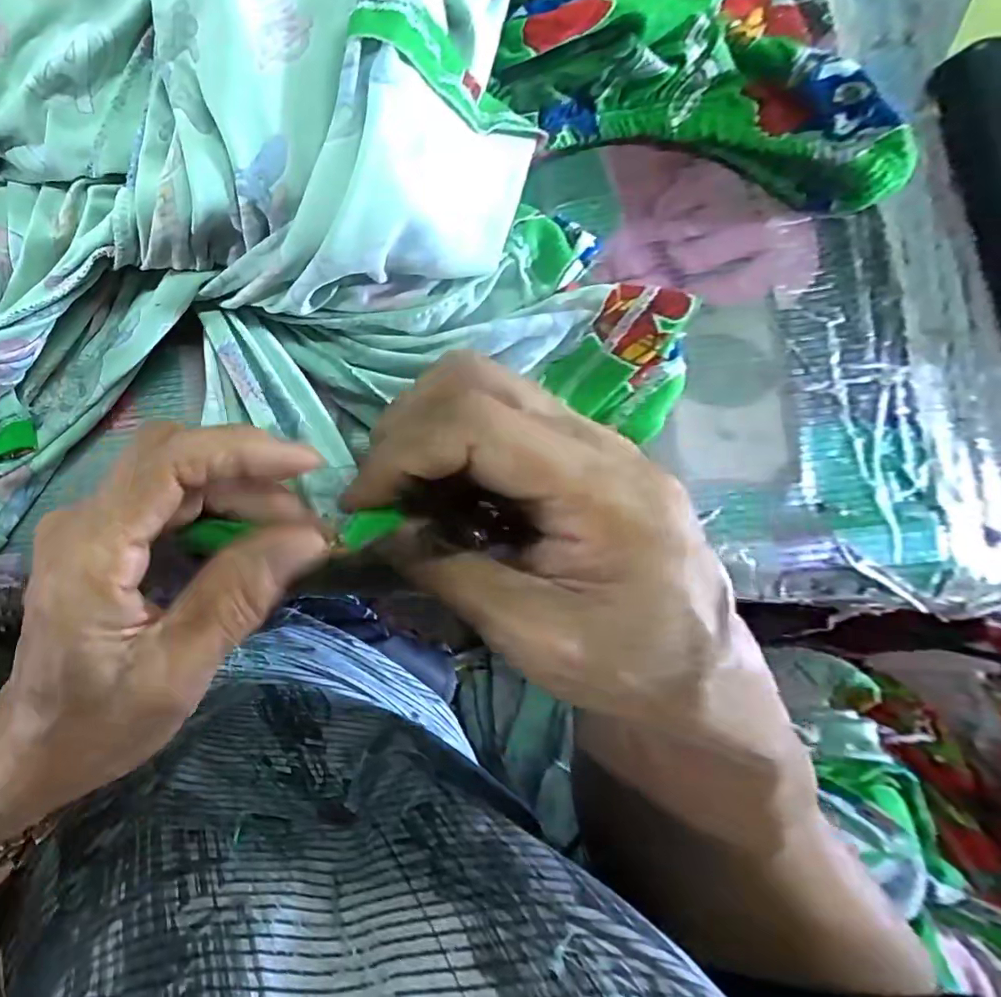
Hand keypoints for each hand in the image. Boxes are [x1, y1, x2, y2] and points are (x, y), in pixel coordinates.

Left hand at [0, 423, 331, 839]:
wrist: (34, 745)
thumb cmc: (98, 724)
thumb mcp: (176, 671)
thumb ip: (237, 595)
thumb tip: (308, 536)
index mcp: (91, 547)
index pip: (166, 462)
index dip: (239, 451)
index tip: (306, 465)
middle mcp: (78, 519)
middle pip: (165, 458)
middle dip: (240, 473)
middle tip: (303, 520)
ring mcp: (80, 525)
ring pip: (161, 476)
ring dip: (226, 491)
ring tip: (285, 531)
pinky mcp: (89, 539)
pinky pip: (151, 503)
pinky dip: (201, 511)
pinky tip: (240, 539)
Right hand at [341, 352, 794, 766]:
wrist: (695, 678)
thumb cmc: (620, 665)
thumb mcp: (525, 632)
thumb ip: (444, 570)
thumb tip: (377, 529)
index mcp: (597, 488)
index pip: (472, 419)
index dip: (399, 453)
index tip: (361, 505)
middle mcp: (595, 444)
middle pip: (470, 379)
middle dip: (402, 430)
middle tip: (383, 491)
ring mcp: (585, 439)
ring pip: (474, 383)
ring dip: (417, 429)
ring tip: (405, 488)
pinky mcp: (568, 449)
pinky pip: (486, 411)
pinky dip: (439, 440)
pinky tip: (438, 491)